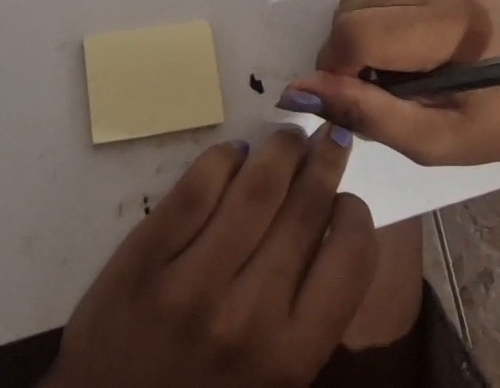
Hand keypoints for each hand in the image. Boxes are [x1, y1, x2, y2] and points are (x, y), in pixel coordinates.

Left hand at [44, 126, 377, 387]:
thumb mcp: (274, 377)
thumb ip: (306, 312)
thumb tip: (329, 224)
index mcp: (292, 356)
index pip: (351, 259)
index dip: (356, 216)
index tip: (346, 201)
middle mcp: (249, 316)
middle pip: (304, 212)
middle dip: (324, 164)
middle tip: (330, 136)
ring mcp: (191, 283)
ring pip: (255, 190)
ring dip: (280, 150)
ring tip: (288, 136)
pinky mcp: (143, 258)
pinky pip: (195, 190)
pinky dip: (222, 159)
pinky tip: (234, 152)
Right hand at [283, 0, 499, 166]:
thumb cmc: (496, 128)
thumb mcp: (431, 141)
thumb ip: (364, 113)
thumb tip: (297, 89)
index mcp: (453, 25)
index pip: (358, 32)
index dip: (339, 70)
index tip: (356, 99)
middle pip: (352, 9)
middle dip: (349, 53)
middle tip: (383, 89)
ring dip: (361, 33)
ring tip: (398, 67)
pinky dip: (377, 15)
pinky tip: (408, 43)